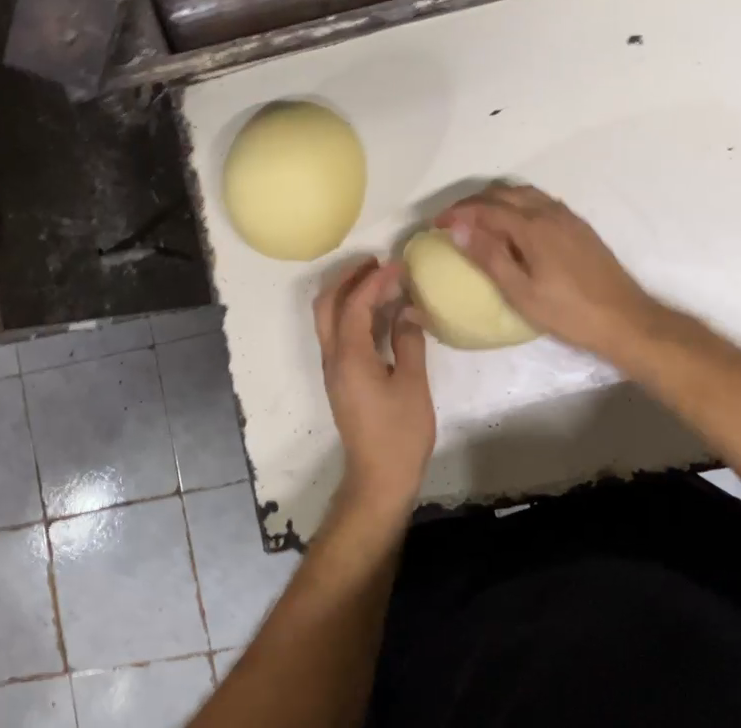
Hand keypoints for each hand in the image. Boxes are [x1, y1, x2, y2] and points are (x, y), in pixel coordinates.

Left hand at [314, 259, 435, 520]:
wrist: (379, 478)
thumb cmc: (399, 434)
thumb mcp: (412, 385)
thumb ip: (409, 342)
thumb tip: (408, 310)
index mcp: (349, 356)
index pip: (355, 304)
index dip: (375, 280)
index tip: (397, 265)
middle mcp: (333, 358)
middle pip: (327, 305)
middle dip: (347, 278)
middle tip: (375, 263)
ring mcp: (333, 369)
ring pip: (329, 319)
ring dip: (348, 295)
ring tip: (379, 280)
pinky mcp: (341, 379)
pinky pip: (339, 335)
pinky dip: (353, 315)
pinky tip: (380, 313)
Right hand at [438, 184, 675, 365]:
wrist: (626, 320)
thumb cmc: (569, 313)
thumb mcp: (521, 292)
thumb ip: (488, 257)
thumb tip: (457, 229)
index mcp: (533, 227)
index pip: (486, 208)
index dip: (458, 213)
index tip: (436, 224)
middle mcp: (550, 213)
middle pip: (504, 193)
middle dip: (473, 202)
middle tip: (452, 221)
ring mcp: (568, 218)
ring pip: (524, 194)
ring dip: (496, 200)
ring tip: (477, 221)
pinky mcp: (579, 227)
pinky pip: (540, 202)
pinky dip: (517, 205)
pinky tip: (512, 228)